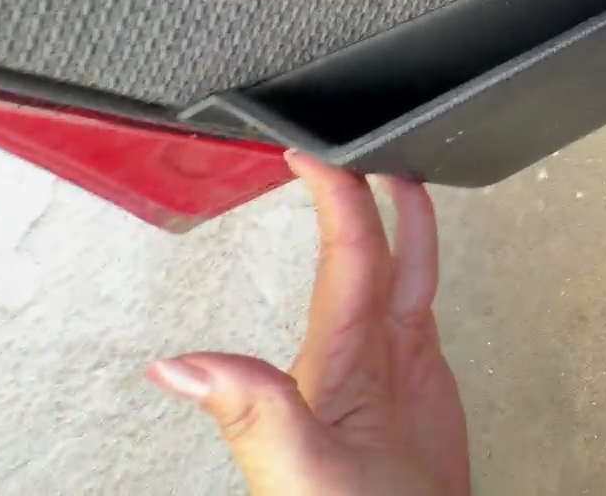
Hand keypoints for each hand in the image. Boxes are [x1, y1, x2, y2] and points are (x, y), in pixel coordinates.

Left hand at [147, 151, 469, 495]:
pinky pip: (422, 291)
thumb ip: (260, 417)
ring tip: (395, 171)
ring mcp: (389, 355)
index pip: (339, 264)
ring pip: (395, 264)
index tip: (312, 157)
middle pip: (363, 252)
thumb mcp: (308, 476)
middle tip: (352, 143)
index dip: (330, 205)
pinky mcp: (420, 363)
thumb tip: (182, 364)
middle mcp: (354, 350)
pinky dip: (423, 253)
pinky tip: (417, 234)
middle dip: (357, 195)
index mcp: (329, 365)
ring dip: (396, 214)